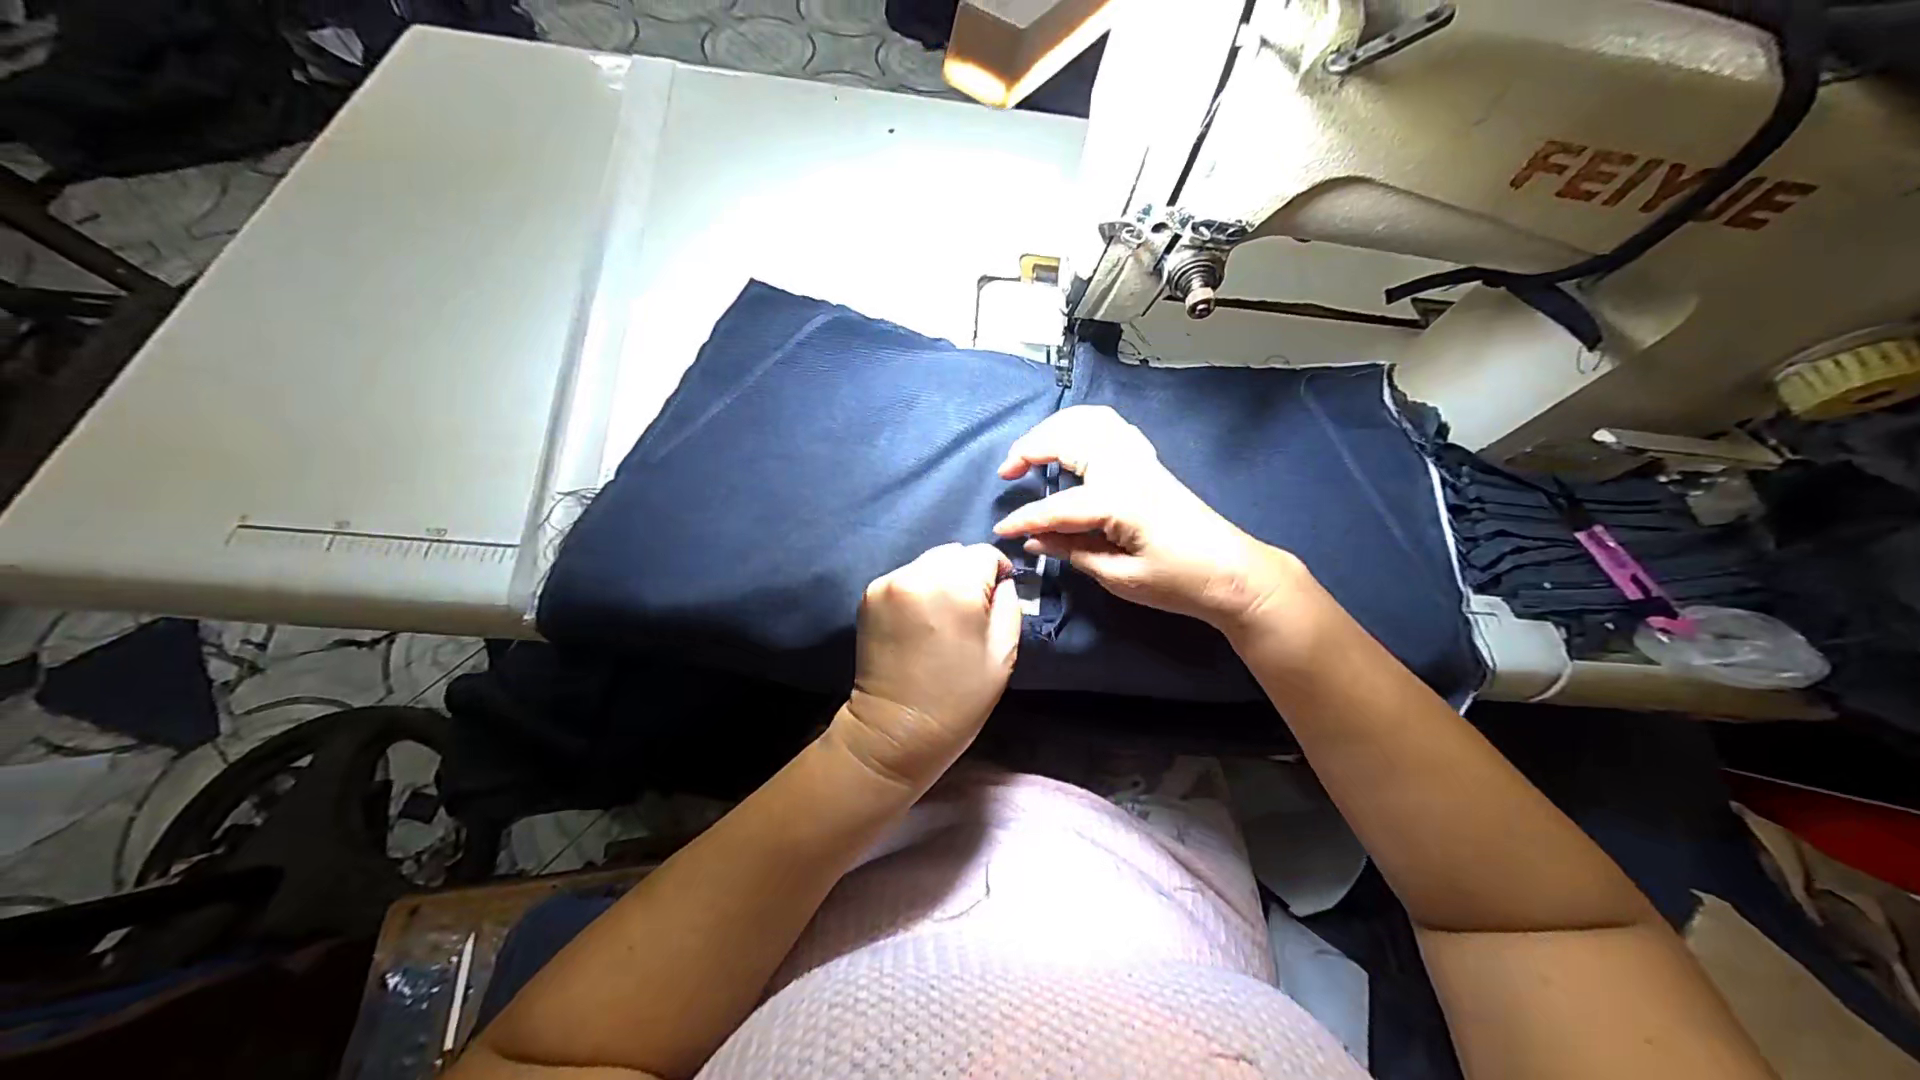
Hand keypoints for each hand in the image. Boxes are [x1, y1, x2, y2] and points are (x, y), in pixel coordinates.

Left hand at [829, 543, 1021, 791]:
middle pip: (954, 553)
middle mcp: (917, 574)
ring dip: (941, 579)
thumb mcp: (1003, 653)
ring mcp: (888, 583)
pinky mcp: (869, 595)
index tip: (997, 595)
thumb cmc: (958, 697)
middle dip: (967, 574)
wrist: (895, 731)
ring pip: (928, 562)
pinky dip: (917, 590)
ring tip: (942, 618)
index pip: (984, 553)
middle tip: (969, 611)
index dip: (996, 570)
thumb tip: (1001, 581)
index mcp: (955, 587)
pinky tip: (919, 622)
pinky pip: (905, 577)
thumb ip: (1008, 605)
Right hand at [991, 406, 1308, 631]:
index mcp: (1117, 500)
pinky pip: (1110, 426)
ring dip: (1053, 429)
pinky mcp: (1148, 462)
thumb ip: (1072, 551)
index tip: (1000, 532)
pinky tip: (1072, 442)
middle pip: (1067, 438)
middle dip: (1029, 448)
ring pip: (1089, 420)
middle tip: (1007, 472)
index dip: (1023, 519)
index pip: (1056, 505)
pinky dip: (1082, 425)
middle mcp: (1126, 468)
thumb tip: (1034, 540)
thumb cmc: (1179, 582)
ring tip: (1031, 451)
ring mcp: (1140, 459)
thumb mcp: (1119, 577)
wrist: (1233, 573)